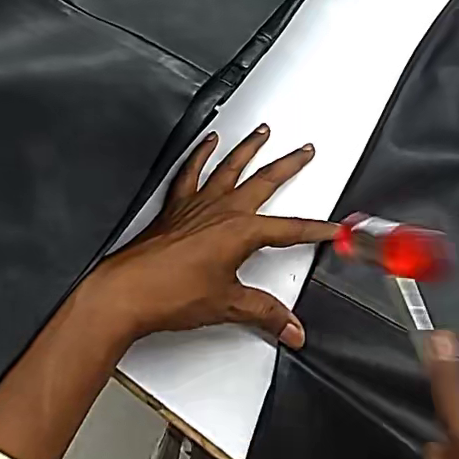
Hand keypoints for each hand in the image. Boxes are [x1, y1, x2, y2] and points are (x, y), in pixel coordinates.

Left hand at [85, 126, 337, 347]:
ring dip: (249, 148)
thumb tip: (290, 326)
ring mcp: (199, 204)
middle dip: (290, 165)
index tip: (331, 227)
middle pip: (265, 181)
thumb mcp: (227, 305)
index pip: (289, 229)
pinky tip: (209, 141)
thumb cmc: (171, 293)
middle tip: (305, 151)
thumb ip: (264, 313)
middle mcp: (222, 210)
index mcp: (240, 232)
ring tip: (263, 131)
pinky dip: (201, 154)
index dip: (314, 229)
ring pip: (231, 166)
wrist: (127, 291)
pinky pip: (192, 171)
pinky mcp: (177, 205)